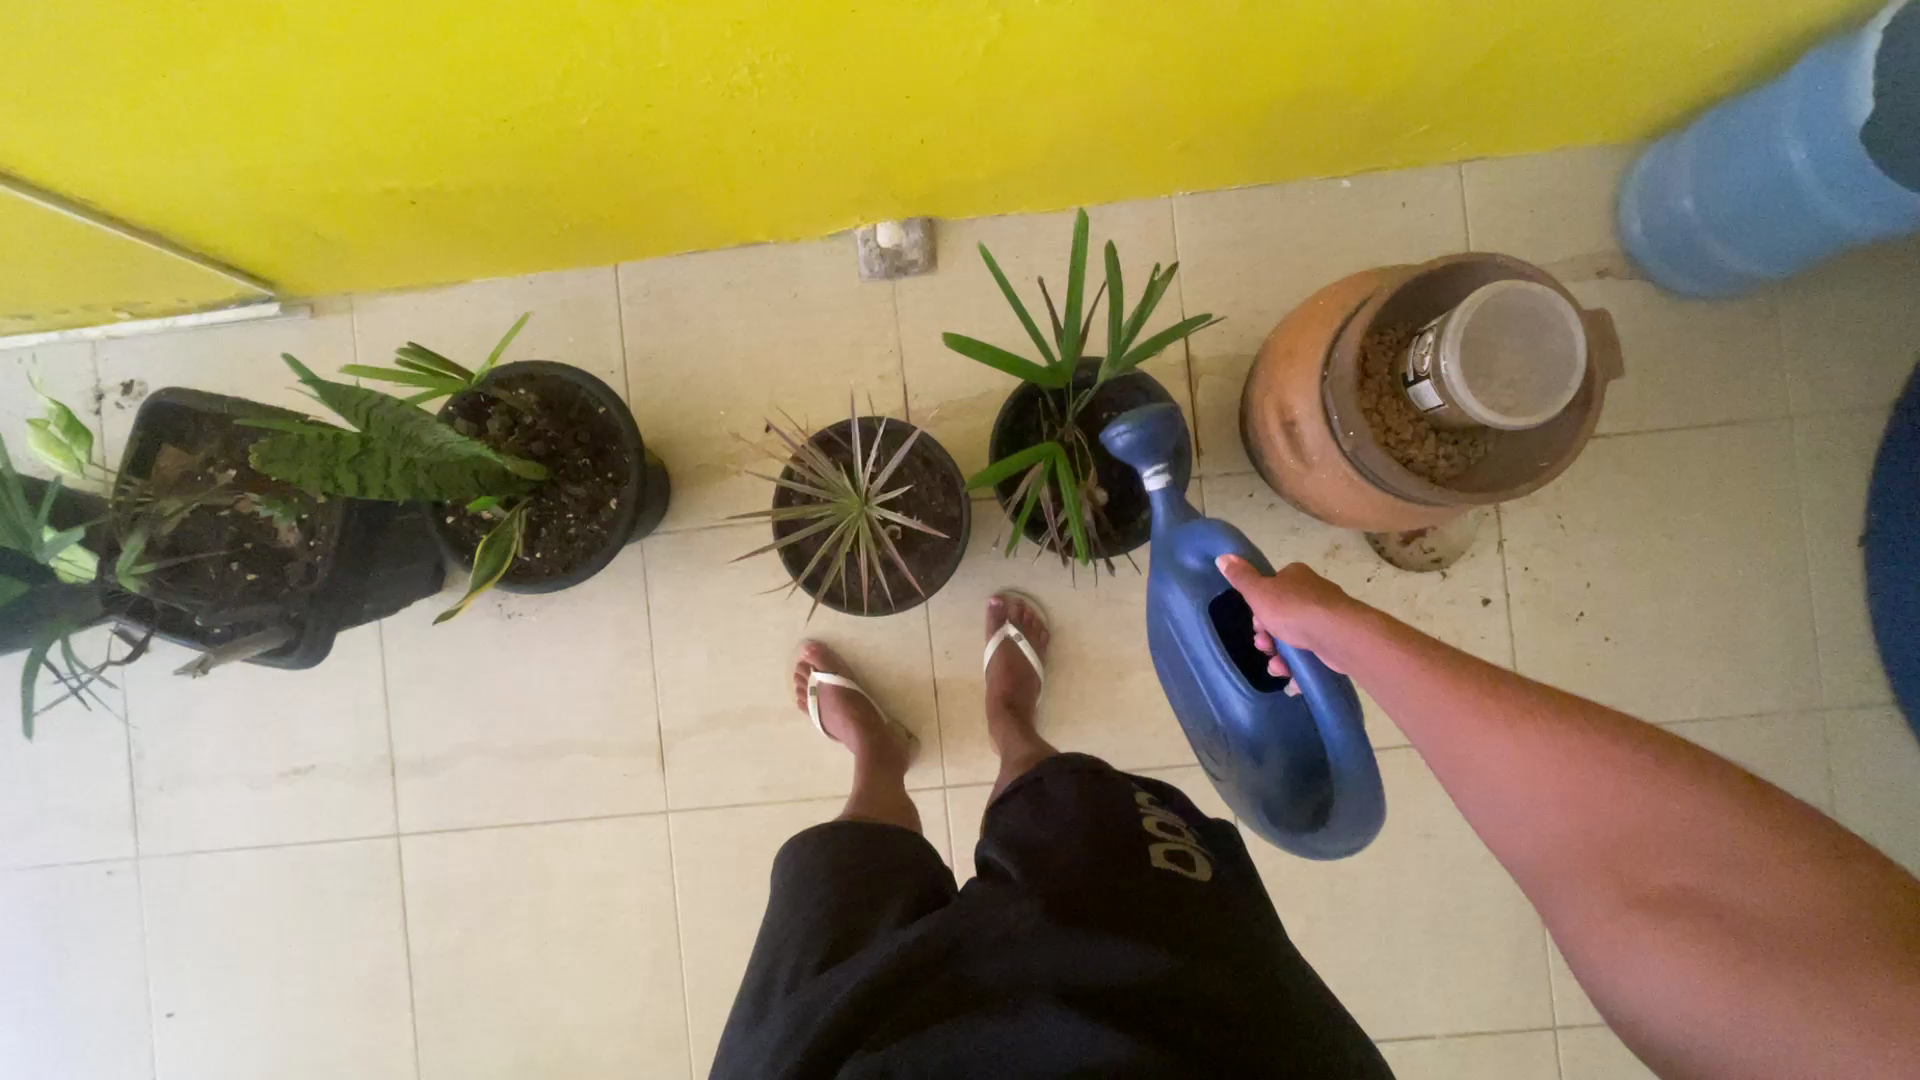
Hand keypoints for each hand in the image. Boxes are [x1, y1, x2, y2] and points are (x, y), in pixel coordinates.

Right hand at [1215, 556, 1355, 678]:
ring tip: (1278, 668)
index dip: (1258, 609)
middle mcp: (1313, 593)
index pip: (1271, 589)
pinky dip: (1299, 668)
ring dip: (1280, 656)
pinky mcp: (1336, 641)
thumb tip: (1222, 557)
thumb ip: (1241, 577)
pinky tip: (1292, 679)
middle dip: (1268, 636)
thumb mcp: (1258, 592)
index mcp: (1295, 577)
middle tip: (1264, 646)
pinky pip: (1311, 655)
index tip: (1256, 625)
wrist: (1336, 635)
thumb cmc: (1293, 610)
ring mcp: (1326, 618)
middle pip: (1280, 617)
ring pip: (1295, 639)